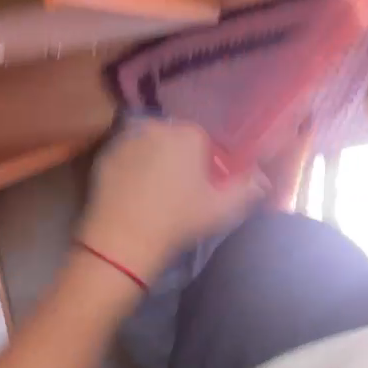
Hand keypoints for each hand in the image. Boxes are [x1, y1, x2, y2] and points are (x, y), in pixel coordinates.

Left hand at [78, 120, 265, 280]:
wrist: (123, 240)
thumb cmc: (179, 220)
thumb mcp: (223, 208)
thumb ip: (248, 188)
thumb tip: (263, 179)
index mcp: (188, 134)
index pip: (204, 141)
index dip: (206, 164)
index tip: (203, 187)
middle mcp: (156, 127)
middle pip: (174, 139)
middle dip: (179, 158)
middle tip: (181, 191)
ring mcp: (126, 140)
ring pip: (149, 146)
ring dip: (154, 161)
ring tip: (155, 194)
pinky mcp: (104, 156)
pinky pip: (126, 157)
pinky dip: (131, 169)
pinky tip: (134, 194)